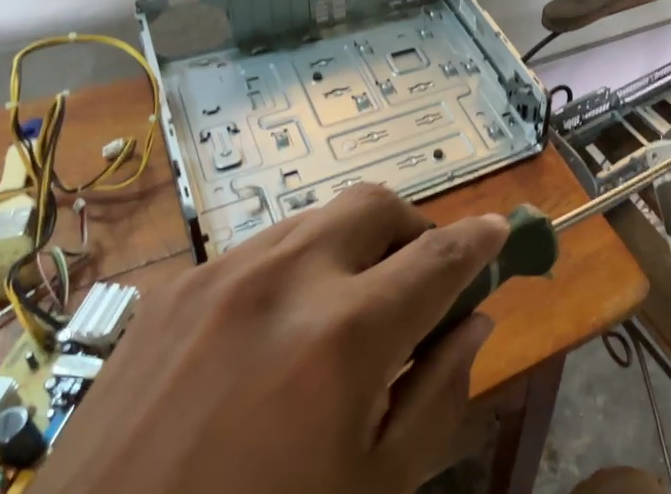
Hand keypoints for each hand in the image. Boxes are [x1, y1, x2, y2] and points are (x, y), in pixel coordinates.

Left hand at [30, 185, 508, 493]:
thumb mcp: (377, 484)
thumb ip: (440, 391)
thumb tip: (474, 321)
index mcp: (344, 336)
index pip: (441, 256)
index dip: (482, 241)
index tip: (501, 234)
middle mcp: (283, 281)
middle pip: (376, 205)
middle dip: (415, 230)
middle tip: (421, 282)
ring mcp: (217, 277)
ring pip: (316, 221)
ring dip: (354, 248)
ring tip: (346, 313)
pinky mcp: (169, 292)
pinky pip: (258, 251)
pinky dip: (296, 271)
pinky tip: (277, 335)